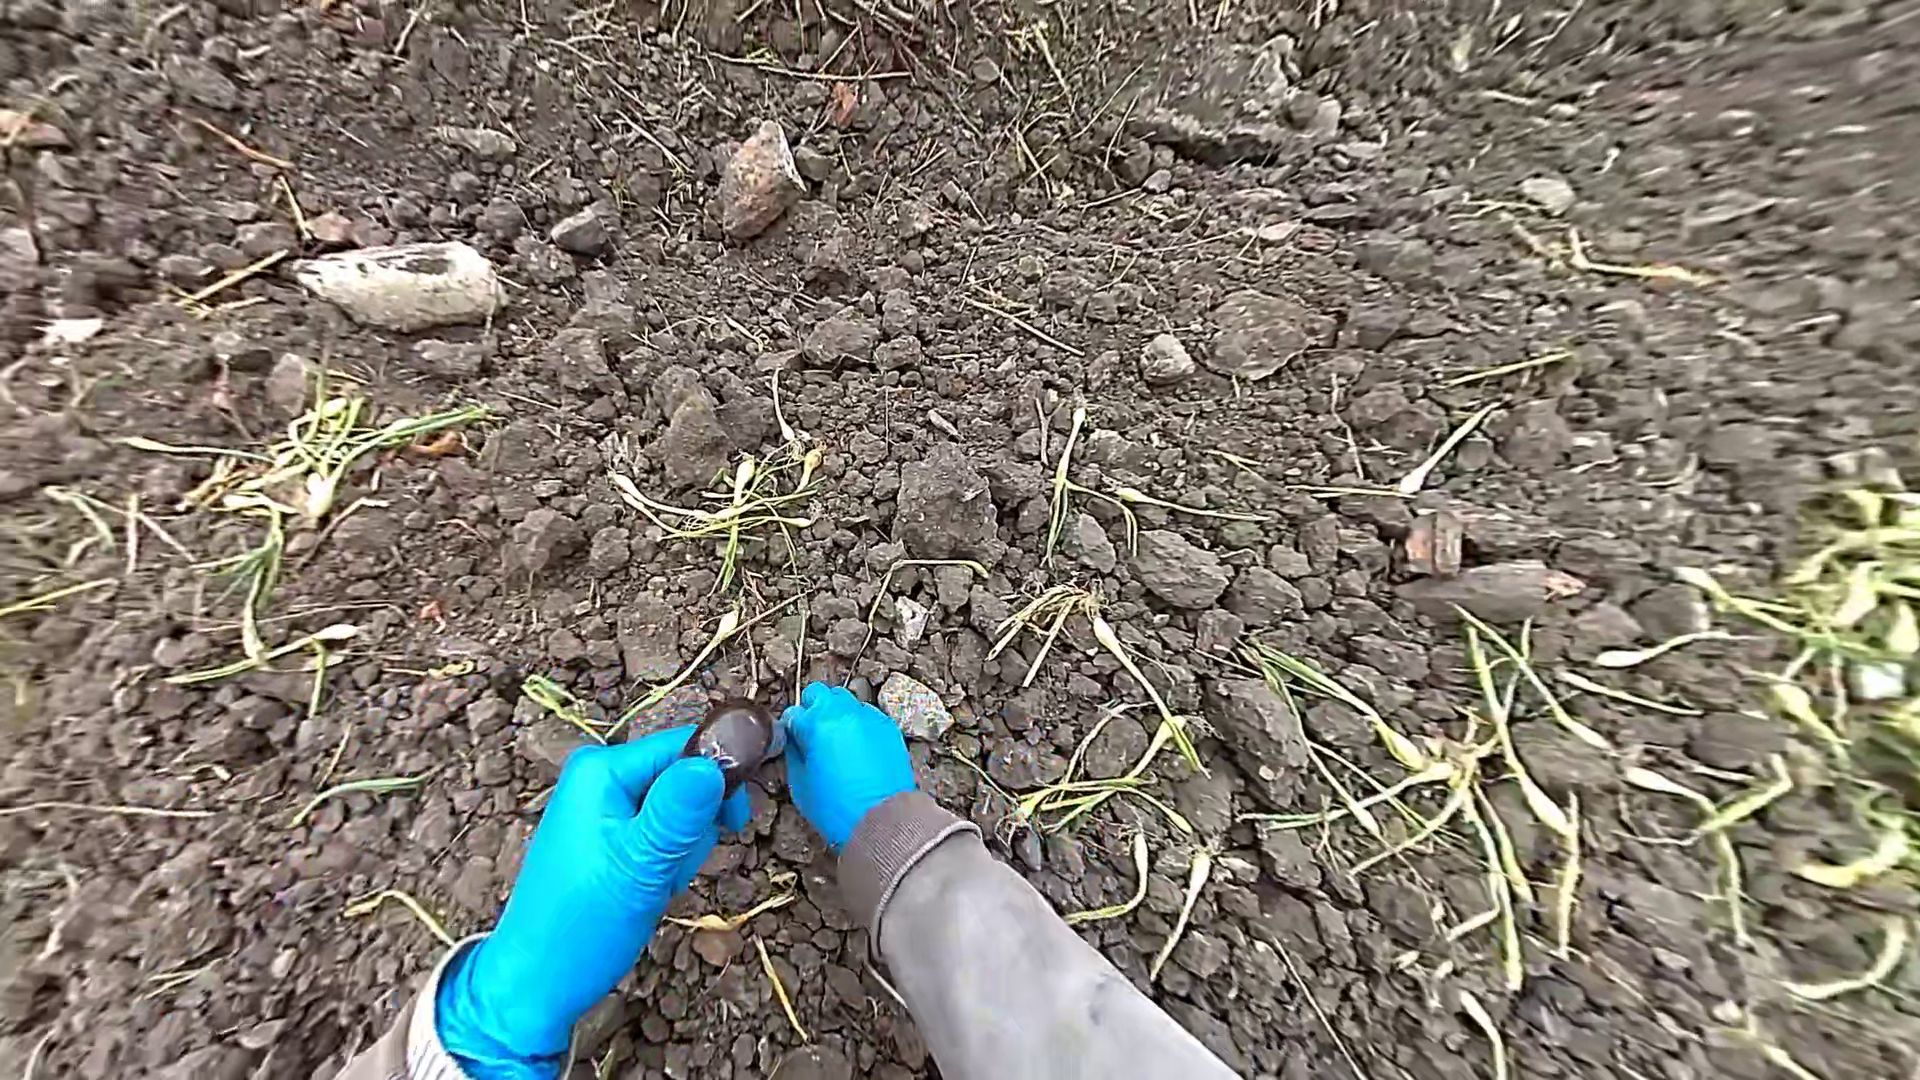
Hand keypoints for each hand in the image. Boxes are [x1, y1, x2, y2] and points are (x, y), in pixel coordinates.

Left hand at [436, 727, 750, 1073]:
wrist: (532, 992)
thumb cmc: (579, 929)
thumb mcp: (638, 867)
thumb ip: (677, 813)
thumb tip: (715, 764)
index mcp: (603, 768)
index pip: (688, 744)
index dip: (720, 776)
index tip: (733, 821)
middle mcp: (604, 772)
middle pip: (688, 772)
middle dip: (698, 820)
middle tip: (677, 864)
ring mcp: (608, 799)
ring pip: (684, 801)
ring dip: (687, 842)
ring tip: (661, 880)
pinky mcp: (614, 826)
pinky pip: (667, 823)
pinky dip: (673, 852)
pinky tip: (655, 882)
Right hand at [781, 681, 916, 850]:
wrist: (882, 819)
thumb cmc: (839, 808)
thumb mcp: (801, 784)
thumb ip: (794, 752)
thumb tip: (796, 739)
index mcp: (818, 723)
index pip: (794, 712)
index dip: (792, 727)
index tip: (794, 737)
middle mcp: (845, 712)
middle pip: (822, 693)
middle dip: (814, 709)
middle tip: (814, 734)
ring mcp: (869, 717)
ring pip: (847, 700)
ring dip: (838, 714)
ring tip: (838, 742)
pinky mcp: (888, 726)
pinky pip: (867, 715)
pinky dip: (859, 725)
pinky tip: (858, 749)